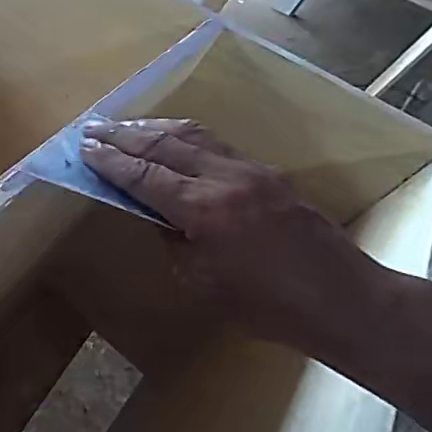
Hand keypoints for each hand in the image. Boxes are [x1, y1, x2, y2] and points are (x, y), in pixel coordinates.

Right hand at [76, 118, 423, 363]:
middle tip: (90, 129)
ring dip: (150, 128)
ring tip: (121, 125)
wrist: (348, 302)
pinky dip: (180, 135)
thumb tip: (152, 210)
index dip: (108, 161)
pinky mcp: (268, 172)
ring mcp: (250, 170)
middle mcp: (225, 179)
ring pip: (189, 134)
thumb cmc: (266, 305)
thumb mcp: (199, 280)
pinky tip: (167, 137)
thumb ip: (171, 236)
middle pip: (161, 145)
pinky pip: (213, 143)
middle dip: (121, 135)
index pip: (141, 174)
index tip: (82, 149)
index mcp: (203, 209)